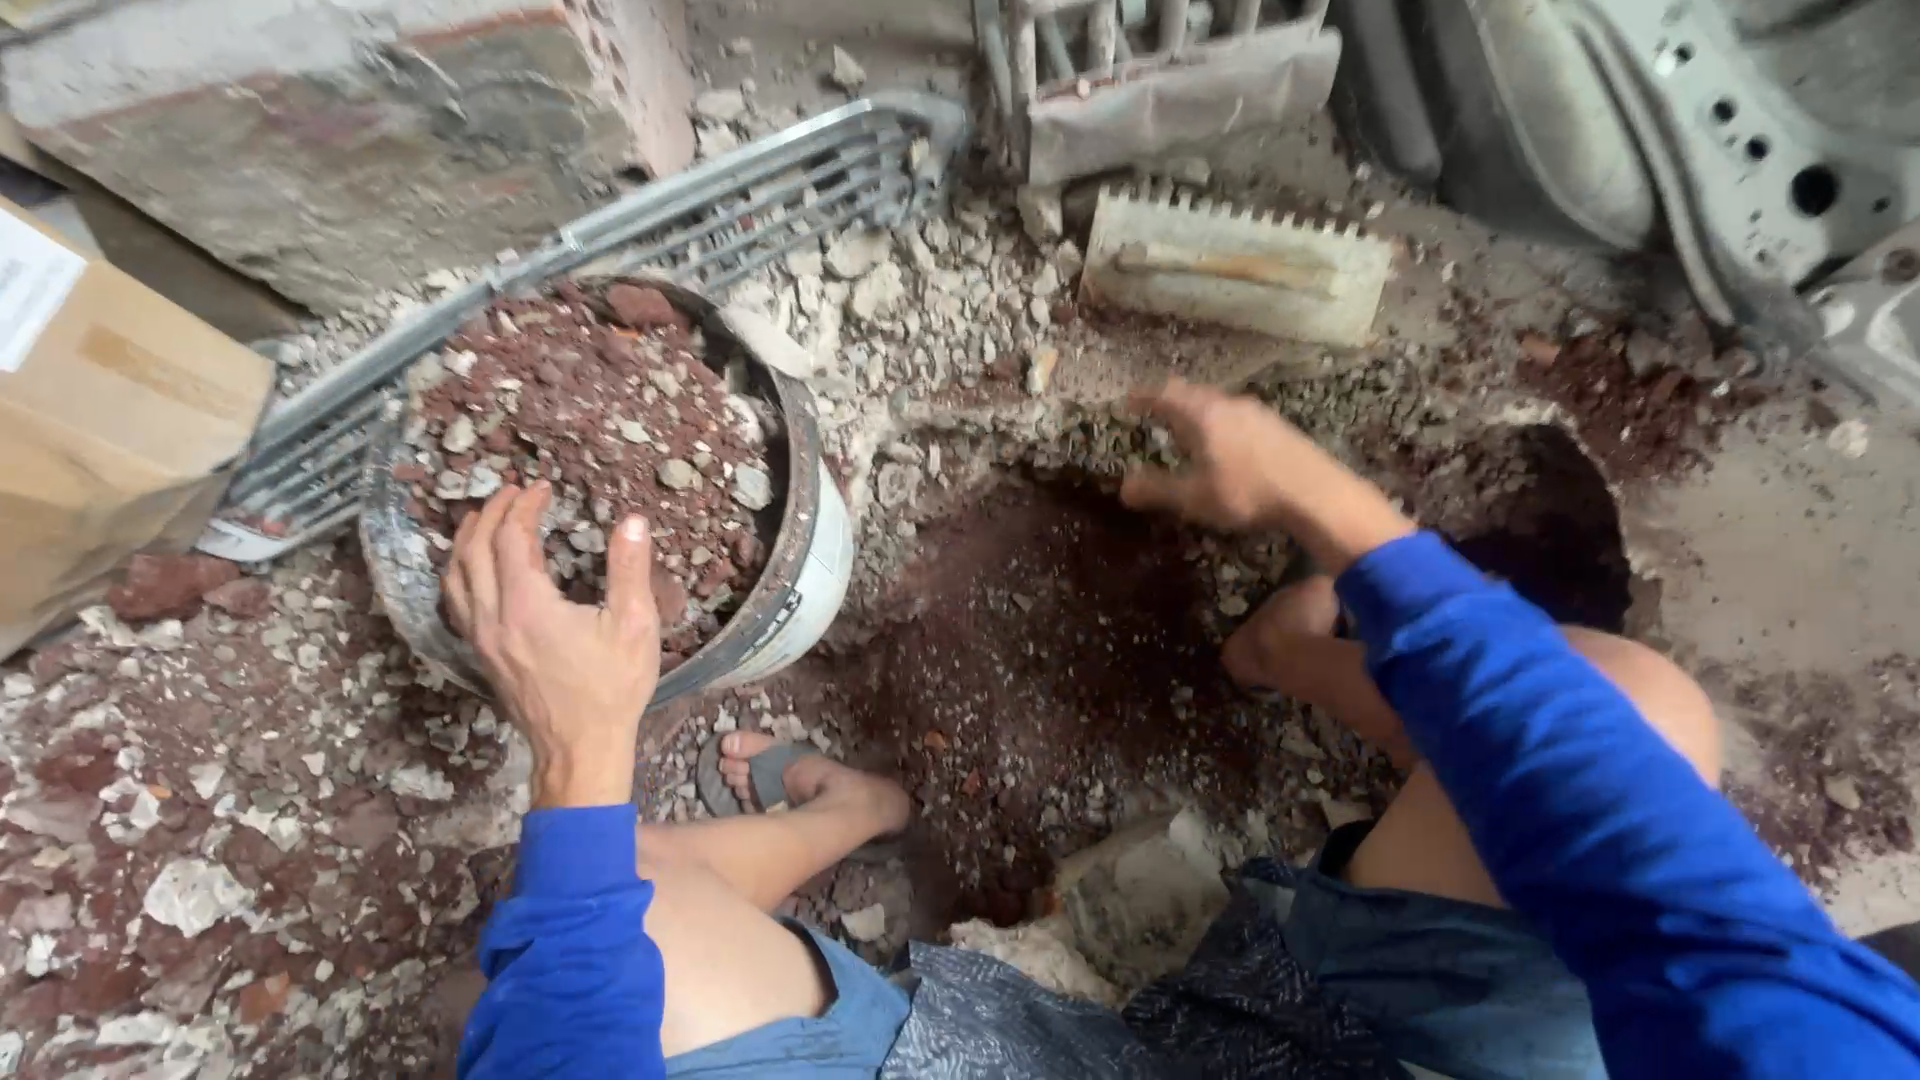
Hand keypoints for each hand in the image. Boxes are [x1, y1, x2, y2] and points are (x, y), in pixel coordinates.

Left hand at [443, 482, 661, 809]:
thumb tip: (632, 520)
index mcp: (528, 606)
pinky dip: (461, 571)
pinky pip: (456, 601)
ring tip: (486, 518)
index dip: (524, 507)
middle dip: (490, 514)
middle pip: (473, 551)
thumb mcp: (634, 625)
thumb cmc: (613, 687)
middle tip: (513, 492)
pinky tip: (476, 569)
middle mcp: (492, 618)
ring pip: (455, 577)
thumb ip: (630, 569)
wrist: (580, 746)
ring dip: (468, 540)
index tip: (542, 487)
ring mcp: (480, 639)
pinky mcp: (481, 656)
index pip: (511, 539)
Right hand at [1119, 379, 1416, 573]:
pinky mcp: (1277, 425)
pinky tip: (1225, 442)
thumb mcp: (1194, 497)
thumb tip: (1123, 487)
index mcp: (1202, 415)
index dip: (1144, 397)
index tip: (1128, 400)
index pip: (1165, 395)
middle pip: (1192, 392)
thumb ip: (1157, 489)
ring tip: (1187, 427)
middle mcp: (1228, 404)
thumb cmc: (1247, 492)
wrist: (1316, 494)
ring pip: (1217, 402)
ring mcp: (1257, 412)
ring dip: (1197, 410)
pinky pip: (1237, 414)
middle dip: (1170, 399)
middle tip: (1155, 409)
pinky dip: (1219, 421)